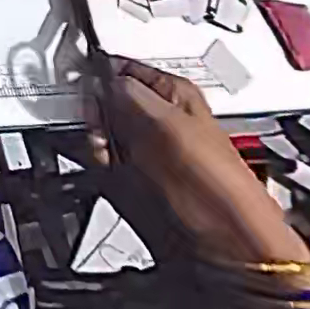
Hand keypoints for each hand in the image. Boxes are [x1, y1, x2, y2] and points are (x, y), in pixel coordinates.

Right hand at [87, 56, 309, 263]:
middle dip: (97, 110)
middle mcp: (159, 118)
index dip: (101, 73)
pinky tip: (106, 164)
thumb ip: (128, 91)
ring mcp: (148, 147)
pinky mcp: (137, 175)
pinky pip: (104, 156)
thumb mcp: (165, 121)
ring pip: (103, 127)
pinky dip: (98, 158)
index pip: (124, 68)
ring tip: (104, 147)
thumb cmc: (215, 181)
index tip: (84, 81)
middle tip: (97, 121)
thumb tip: (100, 75)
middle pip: (108, 99)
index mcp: (174, 94)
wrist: (225, 240)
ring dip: (95, 136)